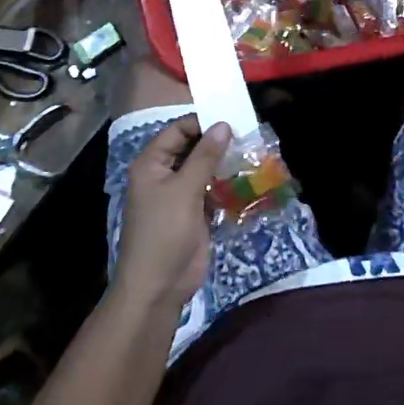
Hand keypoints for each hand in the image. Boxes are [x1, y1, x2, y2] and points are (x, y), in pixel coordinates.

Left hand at [112, 117, 228, 308]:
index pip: (177, 132)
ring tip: (252, 152)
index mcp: (151, 165)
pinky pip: (211, 191)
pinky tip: (247, 177)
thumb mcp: (184, 189)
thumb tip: (223, 124)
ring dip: (224, 163)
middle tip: (247, 134)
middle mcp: (164, 176)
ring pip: (204, 170)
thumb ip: (205, 156)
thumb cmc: (164, 232)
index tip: (231, 119)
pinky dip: (226, 184)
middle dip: (216, 142)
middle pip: (191, 149)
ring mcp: (179, 196)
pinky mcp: (195, 214)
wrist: (159, 285)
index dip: (201, 123)